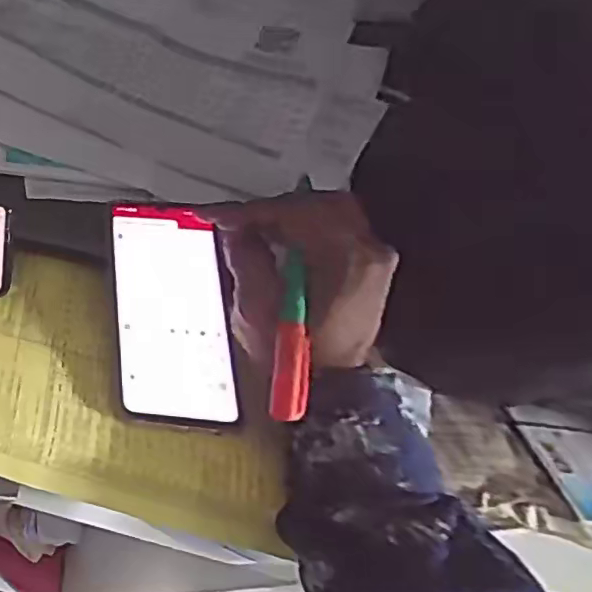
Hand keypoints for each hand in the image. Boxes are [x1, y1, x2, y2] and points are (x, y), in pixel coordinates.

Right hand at [203, 192, 397, 372]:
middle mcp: (367, 252)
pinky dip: (303, 227)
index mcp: (344, 260)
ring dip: (286, 215)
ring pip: (327, 211)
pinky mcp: (367, 266)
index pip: (294, 214)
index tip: (219, 215)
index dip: (249, 212)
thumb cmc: (296, 358)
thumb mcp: (256, 312)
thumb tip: (235, 232)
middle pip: (316, 204)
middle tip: (234, 219)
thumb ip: (246, 264)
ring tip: (252, 228)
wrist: (331, 387)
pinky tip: (278, 238)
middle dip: (269, 208)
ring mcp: (372, 258)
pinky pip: (334, 228)